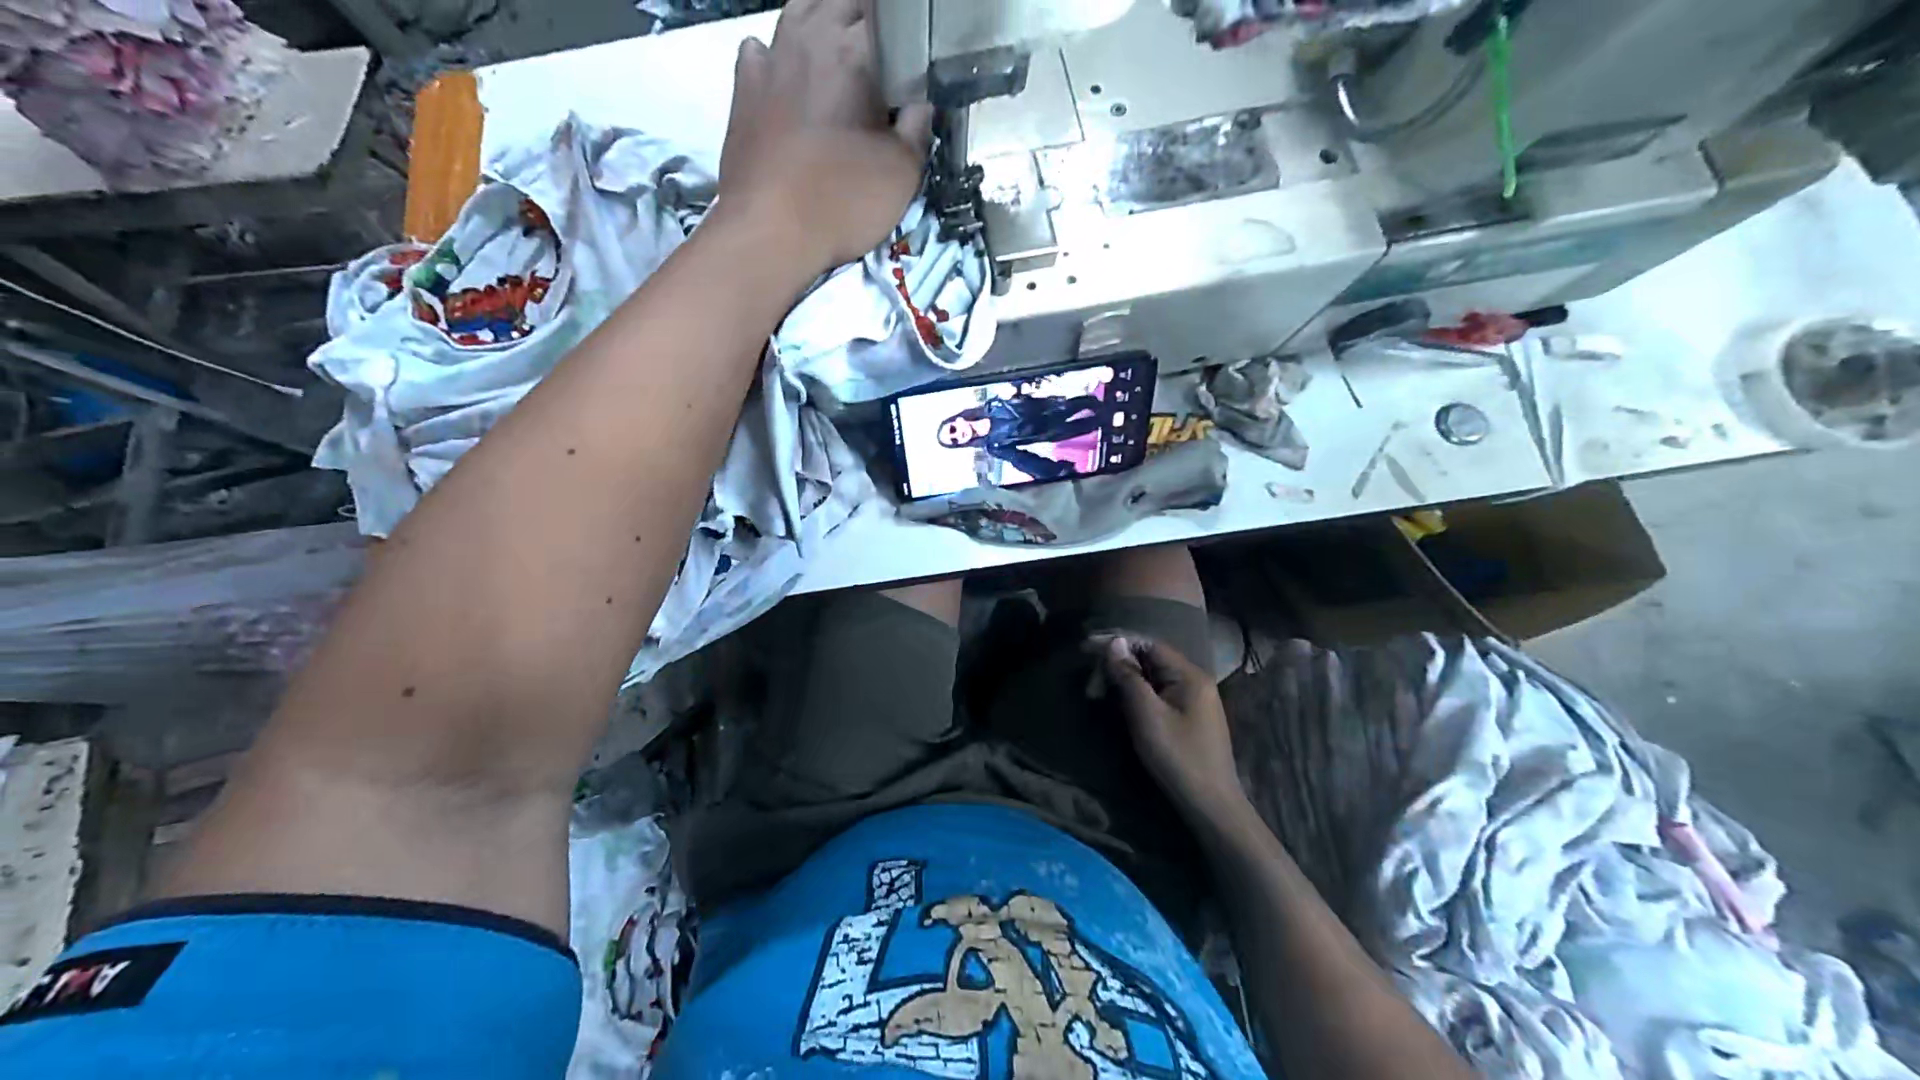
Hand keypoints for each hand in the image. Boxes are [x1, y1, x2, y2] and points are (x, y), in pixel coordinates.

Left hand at [717, 0, 934, 271]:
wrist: (769, 233)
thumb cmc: (842, 203)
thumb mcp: (902, 174)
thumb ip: (917, 129)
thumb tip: (919, 105)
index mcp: (856, 51)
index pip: (890, 17)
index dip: (908, 37)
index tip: (917, 63)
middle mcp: (810, 39)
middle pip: (843, 4)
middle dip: (867, 19)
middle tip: (886, 52)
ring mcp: (770, 60)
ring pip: (800, 10)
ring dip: (824, 19)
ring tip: (842, 47)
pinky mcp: (743, 90)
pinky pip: (759, 49)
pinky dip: (777, 53)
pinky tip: (787, 71)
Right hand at [1098, 635, 1247, 822]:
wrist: (1210, 804)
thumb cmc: (1177, 756)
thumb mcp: (1146, 714)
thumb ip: (1129, 677)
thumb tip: (1114, 643)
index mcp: (1190, 675)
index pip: (1149, 645)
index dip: (1117, 644)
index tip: (1087, 650)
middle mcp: (1196, 681)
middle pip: (1152, 660)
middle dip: (1119, 665)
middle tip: (1091, 681)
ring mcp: (1195, 700)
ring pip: (1154, 678)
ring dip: (1126, 681)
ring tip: (1099, 692)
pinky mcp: (1190, 717)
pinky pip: (1160, 694)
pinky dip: (1138, 695)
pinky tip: (1121, 705)